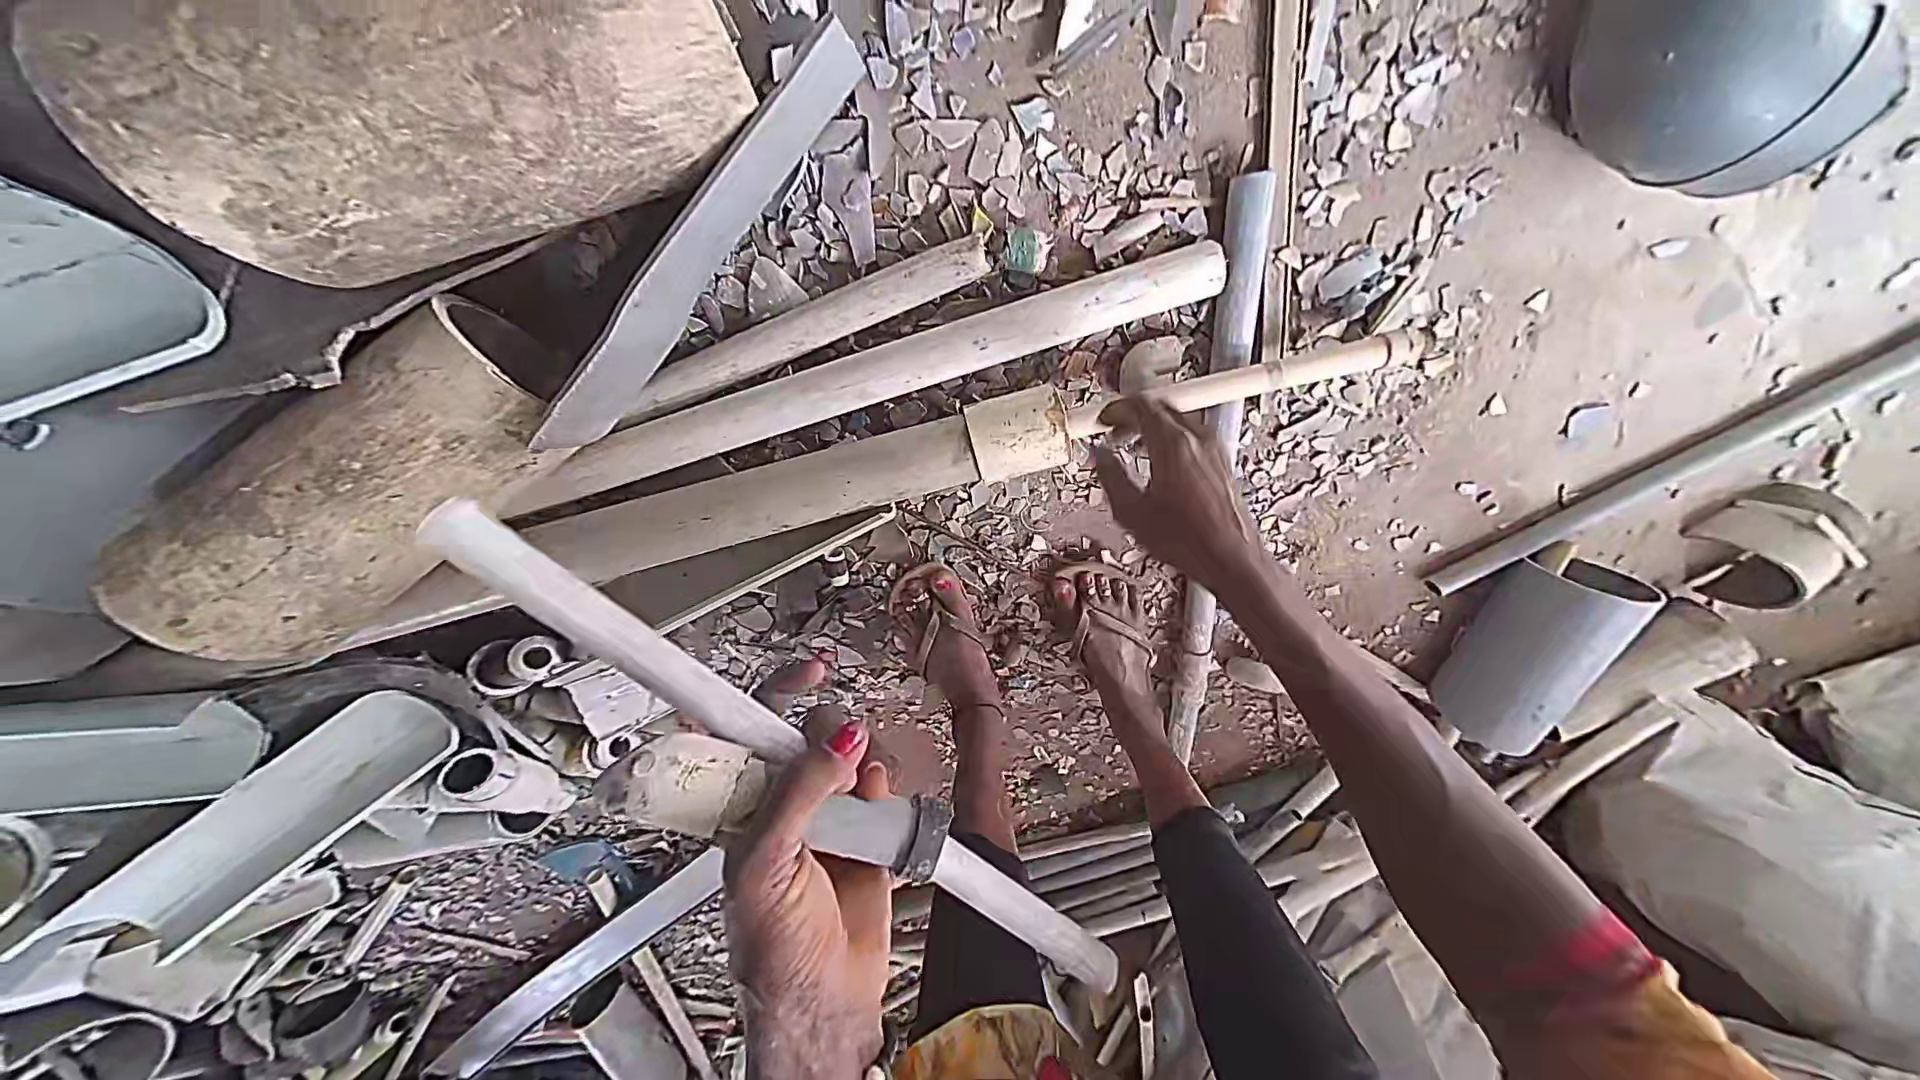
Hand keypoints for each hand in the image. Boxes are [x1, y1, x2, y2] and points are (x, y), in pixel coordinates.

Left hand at [724, 706, 892, 1079]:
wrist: (828, 1002)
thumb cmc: (772, 952)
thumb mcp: (767, 867)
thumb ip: (799, 794)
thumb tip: (837, 739)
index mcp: (741, 805)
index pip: (748, 730)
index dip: (775, 692)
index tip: (808, 672)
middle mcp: (782, 801)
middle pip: (809, 731)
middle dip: (828, 738)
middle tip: (837, 766)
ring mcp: (825, 812)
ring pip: (849, 752)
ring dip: (859, 768)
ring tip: (855, 806)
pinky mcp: (863, 826)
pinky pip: (878, 783)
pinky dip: (882, 792)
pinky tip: (874, 822)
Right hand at [1093, 395, 1265, 592]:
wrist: (1229, 558)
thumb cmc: (1189, 540)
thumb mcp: (1131, 511)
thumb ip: (1110, 476)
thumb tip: (1100, 457)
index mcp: (1172, 445)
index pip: (1141, 406)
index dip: (1117, 409)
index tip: (1104, 419)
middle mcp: (1197, 440)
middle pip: (1161, 408)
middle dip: (1134, 415)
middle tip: (1115, 429)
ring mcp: (1214, 450)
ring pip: (1178, 420)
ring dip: (1153, 427)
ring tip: (1134, 445)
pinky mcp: (1222, 462)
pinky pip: (1192, 436)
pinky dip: (1171, 439)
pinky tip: (1160, 461)